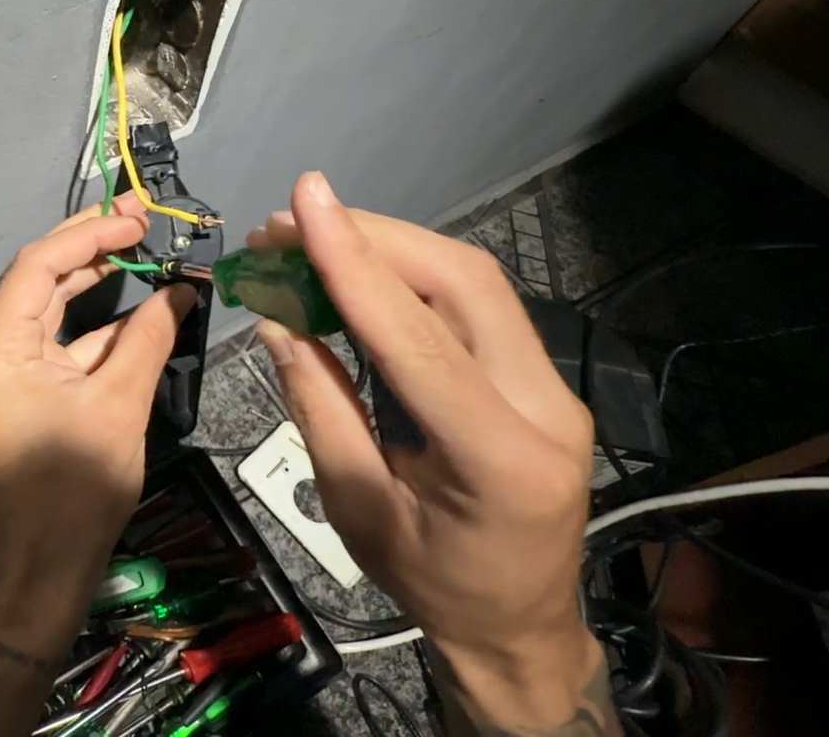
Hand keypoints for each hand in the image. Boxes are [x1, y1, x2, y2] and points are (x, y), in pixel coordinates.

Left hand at [0, 194, 196, 621]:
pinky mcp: (27, 385)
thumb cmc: (75, 489)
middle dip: (89, 244)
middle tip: (138, 216)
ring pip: (51, 303)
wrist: (47, 563)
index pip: (38, 266)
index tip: (135, 220)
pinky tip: (139, 302)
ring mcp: (8, 366)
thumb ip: (148, 338)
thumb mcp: (119, 405)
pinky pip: (61, 337)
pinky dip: (98, 320)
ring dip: (94, 276)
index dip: (87, 236)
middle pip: (39, 275)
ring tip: (138, 243)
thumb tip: (181, 290)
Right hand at [252, 174, 611, 732]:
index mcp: (500, 456)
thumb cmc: (431, 580)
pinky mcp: (535, 373)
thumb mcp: (356, 505)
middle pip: (461, 281)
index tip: (304, 203)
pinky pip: (470, 301)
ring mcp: (550, 384)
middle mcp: (544, 404)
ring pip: (470, 279)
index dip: (353, 263)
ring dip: (385, 245)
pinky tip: (353, 269)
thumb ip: (318, 405)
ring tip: (307, 237)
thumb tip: (278, 321)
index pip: (416, 337)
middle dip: (369, 236)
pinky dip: (403, 272)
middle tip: (286, 225)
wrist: (518, 625)